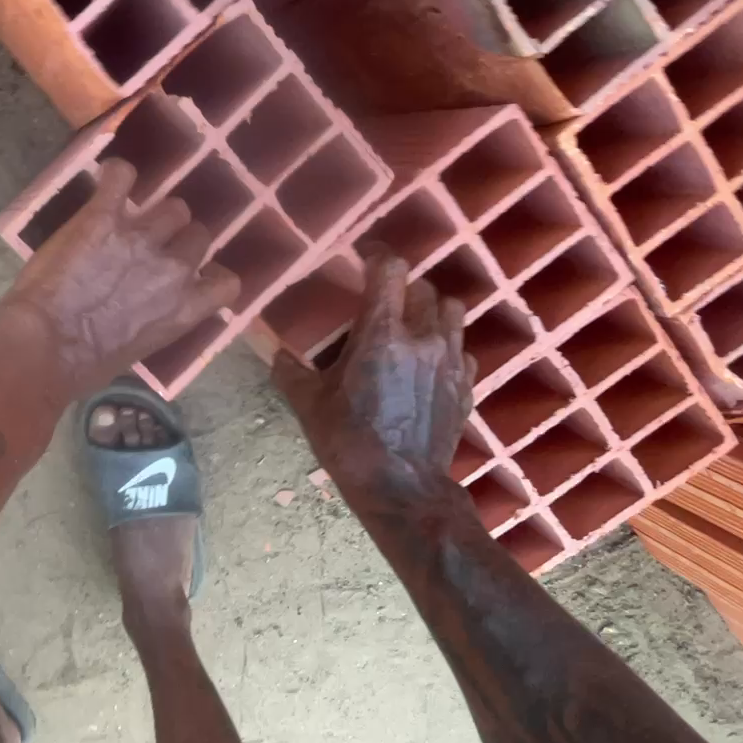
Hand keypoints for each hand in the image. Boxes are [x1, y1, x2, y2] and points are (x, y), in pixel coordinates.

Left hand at [0, 159, 240, 398]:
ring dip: (154, 214)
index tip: (189, 276)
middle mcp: (174, 270)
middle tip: (147, 250)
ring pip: (173, 207)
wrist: (45, 350)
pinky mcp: (104, 217)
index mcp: (185, 310)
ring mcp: (141, 239)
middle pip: (198, 235)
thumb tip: (145, 313)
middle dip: (177, 241)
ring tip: (127, 221)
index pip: (227, 282)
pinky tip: (108, 183)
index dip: (207, 274)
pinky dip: (116, 175)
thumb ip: (155, 323)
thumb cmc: (84, 367)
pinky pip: (121, 175)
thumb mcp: (136, 351)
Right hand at [273, 252, 474, 498]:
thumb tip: (276, 354)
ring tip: (409, 326)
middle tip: (380, 302)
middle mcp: (422, 338)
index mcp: (380, 335)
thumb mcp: (309, 406)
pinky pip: (461, 347)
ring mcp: (451, 360)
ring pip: (450, 310)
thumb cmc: (348, 442)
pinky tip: (425, 363)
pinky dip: (444, 345)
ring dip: (429, 310)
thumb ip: (290, 372)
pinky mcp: (466, 383)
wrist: (401, 487)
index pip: (389, 270)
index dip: (377, 255)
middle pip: (422, 288)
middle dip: (400, 288)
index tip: (365, 256)